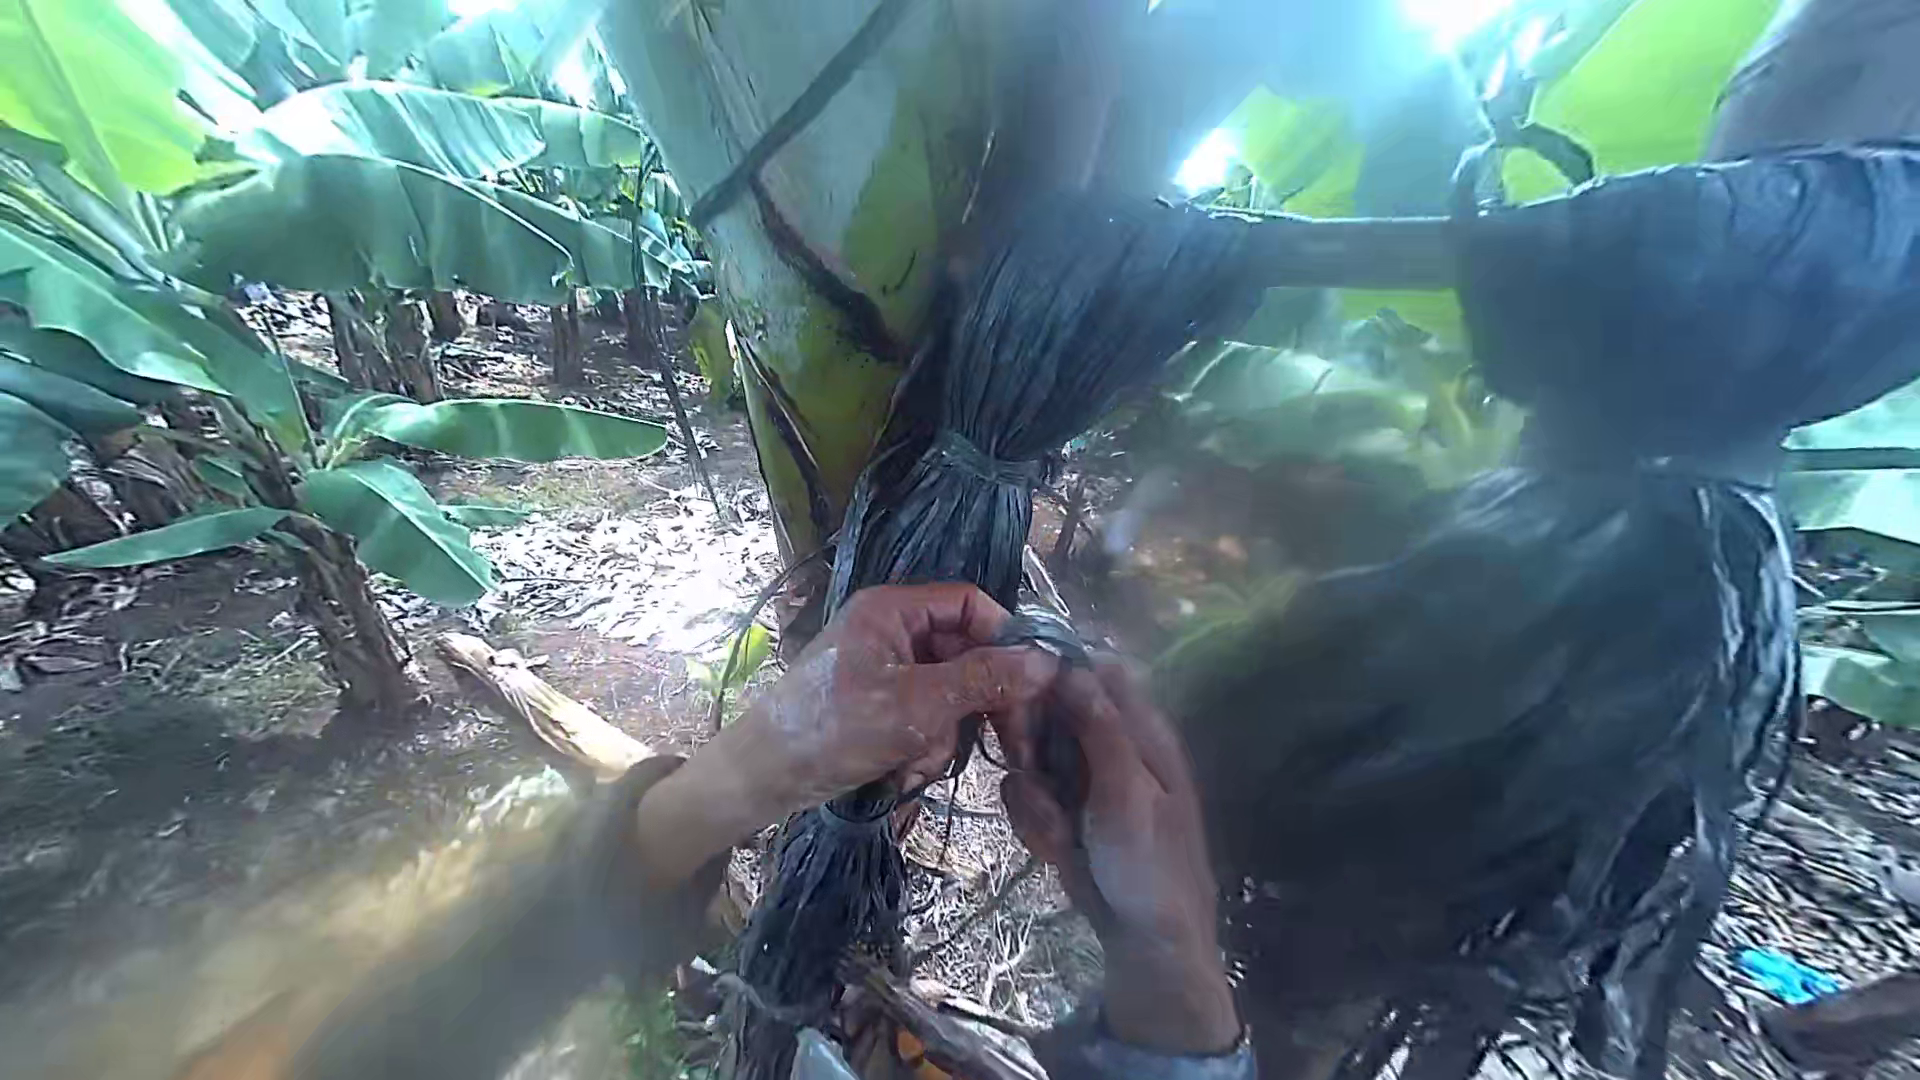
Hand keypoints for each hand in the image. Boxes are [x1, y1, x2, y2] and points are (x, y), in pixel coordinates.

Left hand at [635, 584, 1057, 882]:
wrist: (765, 778)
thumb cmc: (834, 728)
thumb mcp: (916, 705)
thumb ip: (983, 680)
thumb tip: (1047, 662)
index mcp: (895, 609)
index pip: (969, 603)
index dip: (1004, 635)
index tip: (1031, 679)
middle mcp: (895, 630)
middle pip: (965, 651)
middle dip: (976, 701)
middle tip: (1009, 742)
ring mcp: (889, 668)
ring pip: (951, 691)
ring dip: (945, 732)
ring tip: (917, 761)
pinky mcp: (885, 702)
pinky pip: (928, 714)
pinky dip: (925, 744)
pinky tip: (903, 770)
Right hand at [998, 658, 1238, 1053]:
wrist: (1146, 942)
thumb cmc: (1150, 862)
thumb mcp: (1127, 791)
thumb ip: (1100, 726)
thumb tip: (1070, 664)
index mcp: (1139, 727)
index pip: (1091, 669)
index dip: (1055, 675)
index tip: (1026, 698)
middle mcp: (1108, 741)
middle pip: (1050, 710)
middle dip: (1033, 746)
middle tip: (1039, 782)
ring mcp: (1082, 774)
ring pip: (1031, 755)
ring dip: (1035, 796)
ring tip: (1060, 833)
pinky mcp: (1063, 804)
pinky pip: (1028, 794)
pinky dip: (1036, 821)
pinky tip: (1058, 848)